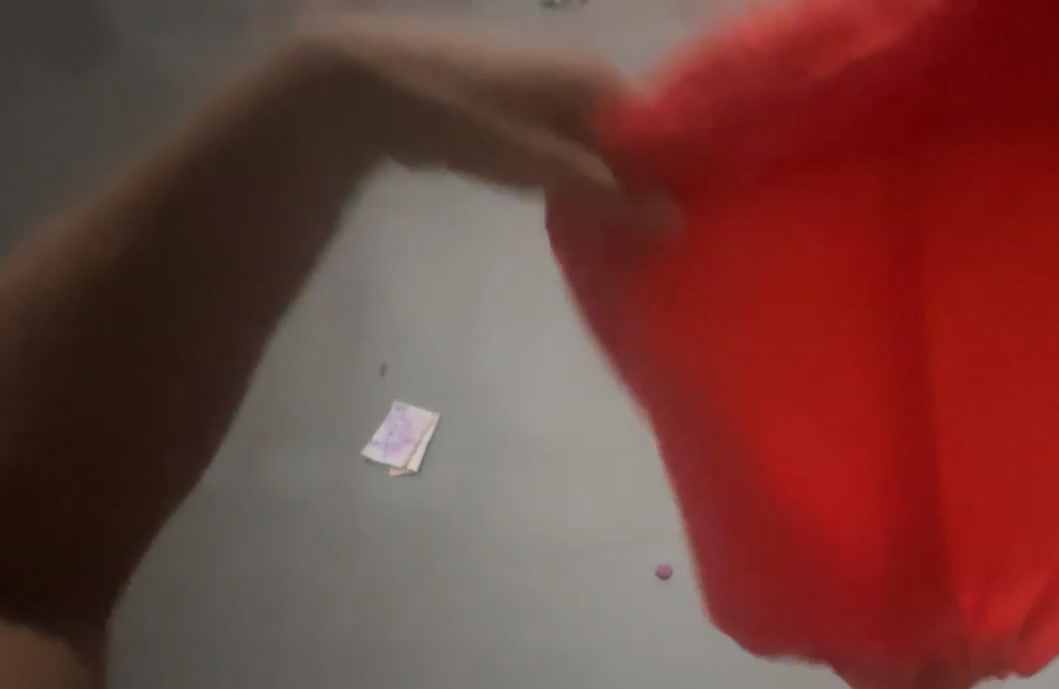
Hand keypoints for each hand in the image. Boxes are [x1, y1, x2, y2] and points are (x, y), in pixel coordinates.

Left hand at [294, 16, 673, 225]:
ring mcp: (550, 93)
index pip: (662, 131)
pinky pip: (571, 152)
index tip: (690, 222)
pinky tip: (588, 216)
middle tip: (663, 240)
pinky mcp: (523, 112)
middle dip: (646, 188)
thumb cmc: (467, 119)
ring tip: (633, 236)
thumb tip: (678, 224)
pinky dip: (582, 182)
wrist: (368, 87)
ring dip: (614, 190)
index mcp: (597, 79)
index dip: (678, 177)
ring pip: (602, 150)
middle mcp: (581, 77)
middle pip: (634, 143)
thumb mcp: (546, 164)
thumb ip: (613, 195)